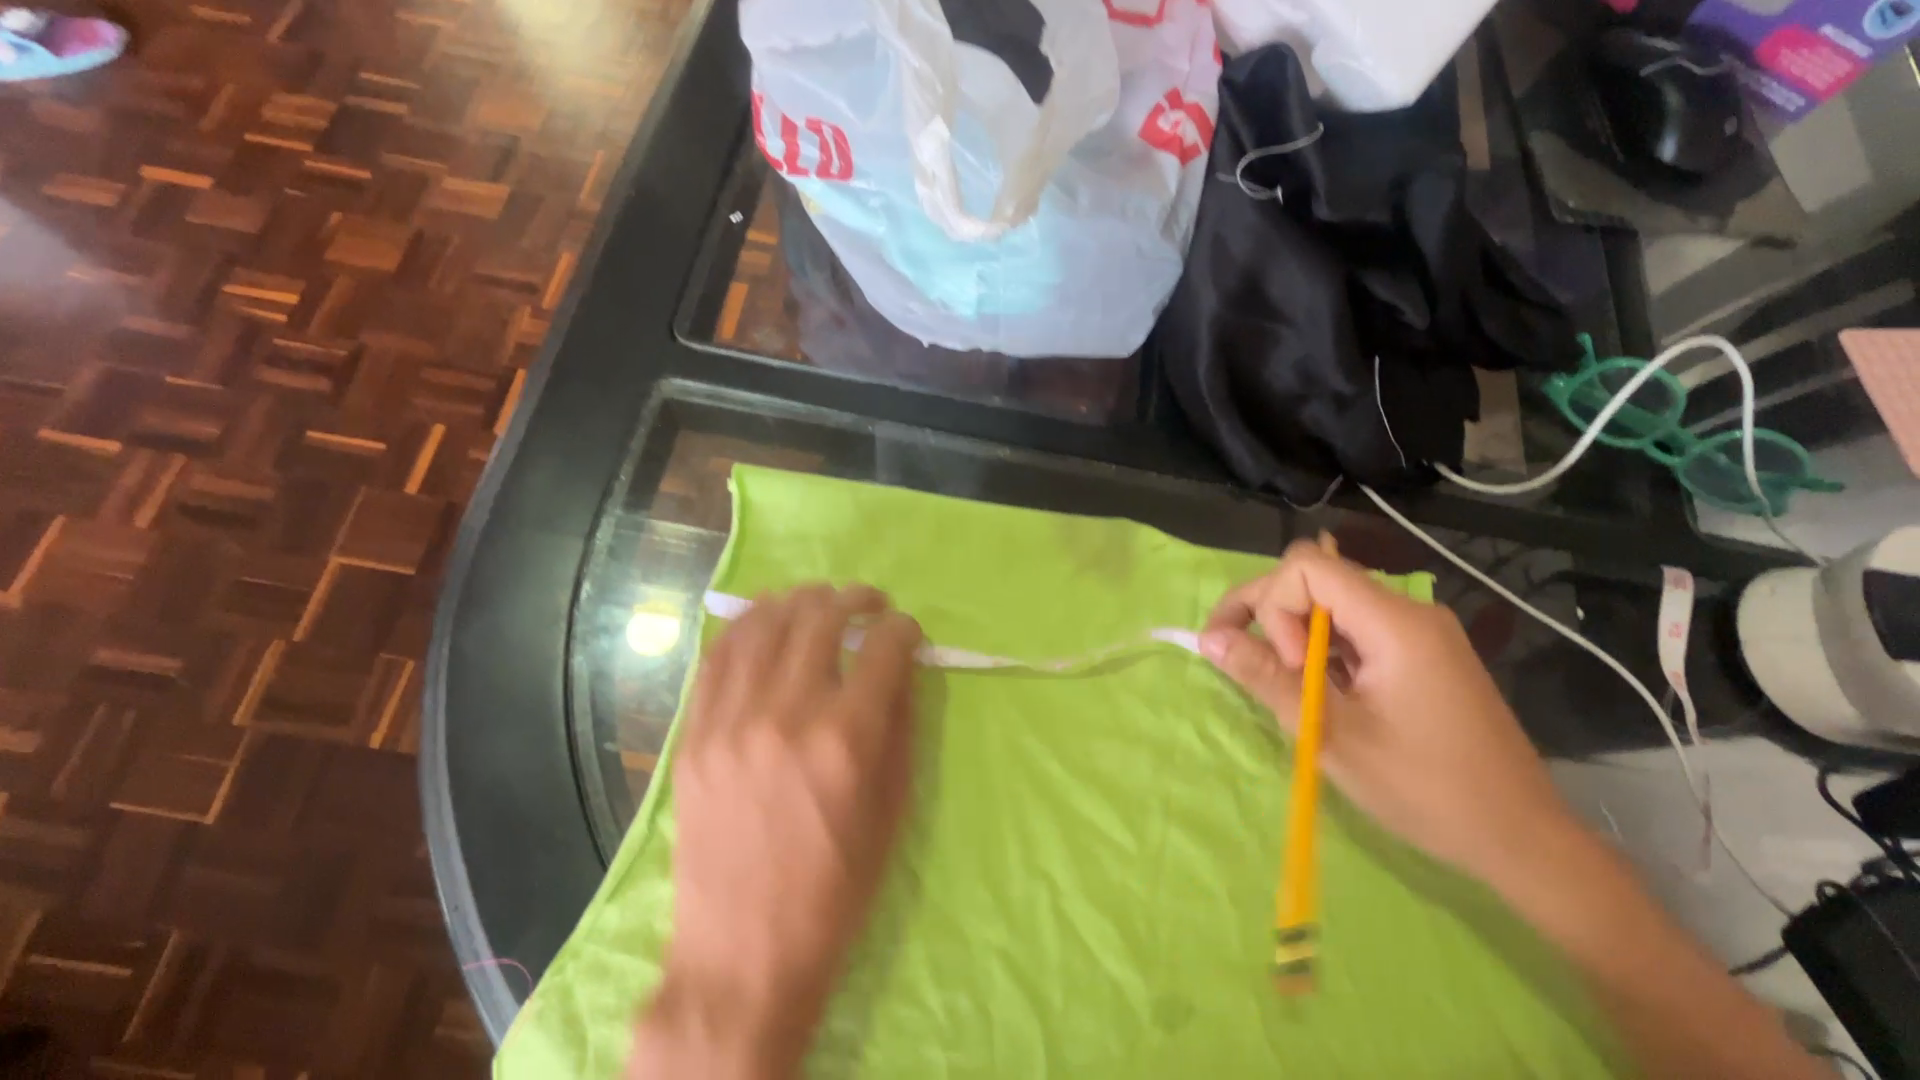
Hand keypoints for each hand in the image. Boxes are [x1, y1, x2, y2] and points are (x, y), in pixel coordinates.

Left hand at [636, 584, 922, 1077]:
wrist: (745, 947)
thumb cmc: (836, 889)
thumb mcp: (892, 813)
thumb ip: (899, 730)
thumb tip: (902, 670)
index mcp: (846, 739)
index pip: (881, 649)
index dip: (901, 629)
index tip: (907, 630)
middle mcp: (786, 714)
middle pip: (820, 621)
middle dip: (853, 600)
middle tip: (868, 603)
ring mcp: (730, 721)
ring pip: (764, 626)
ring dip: (798, 601)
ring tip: (817, 599)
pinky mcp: (694, 735)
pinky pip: (718, 659)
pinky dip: (745, 627)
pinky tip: (763, 620)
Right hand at [1199, 540, 1576, 883]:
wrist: (1521, 836)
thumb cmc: (1426, 790)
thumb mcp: (1332, 736)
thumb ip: (1267, 679)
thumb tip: (1209, 639)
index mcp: (1394, 622)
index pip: (1307, 566)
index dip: (1271, 606)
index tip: (1280, 666)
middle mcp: (1409, 612)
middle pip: (1317, 580)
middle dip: (1272, 617)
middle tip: (1255, 673)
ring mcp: (1421, 633)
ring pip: (1334, 605)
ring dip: (1297, 640)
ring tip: (1294, 696)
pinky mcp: (1425, 656)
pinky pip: (1358, 631)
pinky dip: (1326, 653)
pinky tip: (1326, 697)